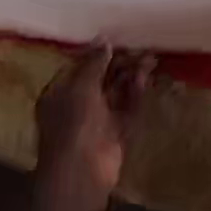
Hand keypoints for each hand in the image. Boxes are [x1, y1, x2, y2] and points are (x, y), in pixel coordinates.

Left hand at [35, 44, 154, 199]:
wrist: (81, 172)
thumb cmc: (73, 123)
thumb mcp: (80, 85)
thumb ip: (94, 62)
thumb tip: (105, 40)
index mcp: (60, 93)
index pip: (79, 66)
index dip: (98, 53)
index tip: (117, 38)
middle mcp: (77, 104)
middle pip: (102, 78)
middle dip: (121, 63)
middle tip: (140, 47)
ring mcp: (97, 120)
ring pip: (117, 91)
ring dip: (131, 75)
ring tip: (150, 59)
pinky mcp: (115, 132)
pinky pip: (127, 108)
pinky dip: (135, 93)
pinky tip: (144, 79)